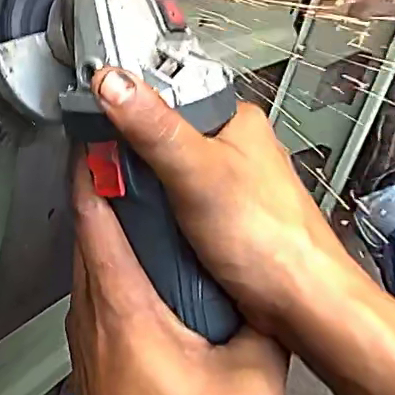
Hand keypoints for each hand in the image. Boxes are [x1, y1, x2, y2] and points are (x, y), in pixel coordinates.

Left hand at [65, 151, 287, 394]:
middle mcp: (91, 307)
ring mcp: (83, 328)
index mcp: (122, 303)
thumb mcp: (251, 385)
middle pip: (85, 233)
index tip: (96, 145)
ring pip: (84, 259)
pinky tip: (136, 268)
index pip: (95, 222)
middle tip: (123, 164)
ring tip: (133, 205)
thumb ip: (262, 332)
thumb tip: (269, 302)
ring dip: (103, 228)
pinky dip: (106, 262)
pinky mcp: (87, 347)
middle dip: (100, 193)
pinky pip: (91, 287)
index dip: (93, 177)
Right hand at [89, 67, 371, 337]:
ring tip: (120, 192)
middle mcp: (227, 147)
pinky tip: (142, 216)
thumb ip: (152, 126)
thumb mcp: (196, 172)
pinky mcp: (210, 212)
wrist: (303, 310)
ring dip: (134, 180)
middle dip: (124, 149)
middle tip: (104, 165)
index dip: (124, 101)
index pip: (162, 90)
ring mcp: (218, 181)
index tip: (91, 114)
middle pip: (153, 130)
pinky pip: (163, 196)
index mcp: (233, 122)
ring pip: (156, 166)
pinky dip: (147, 205)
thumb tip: (113, 84)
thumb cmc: (275, 244)